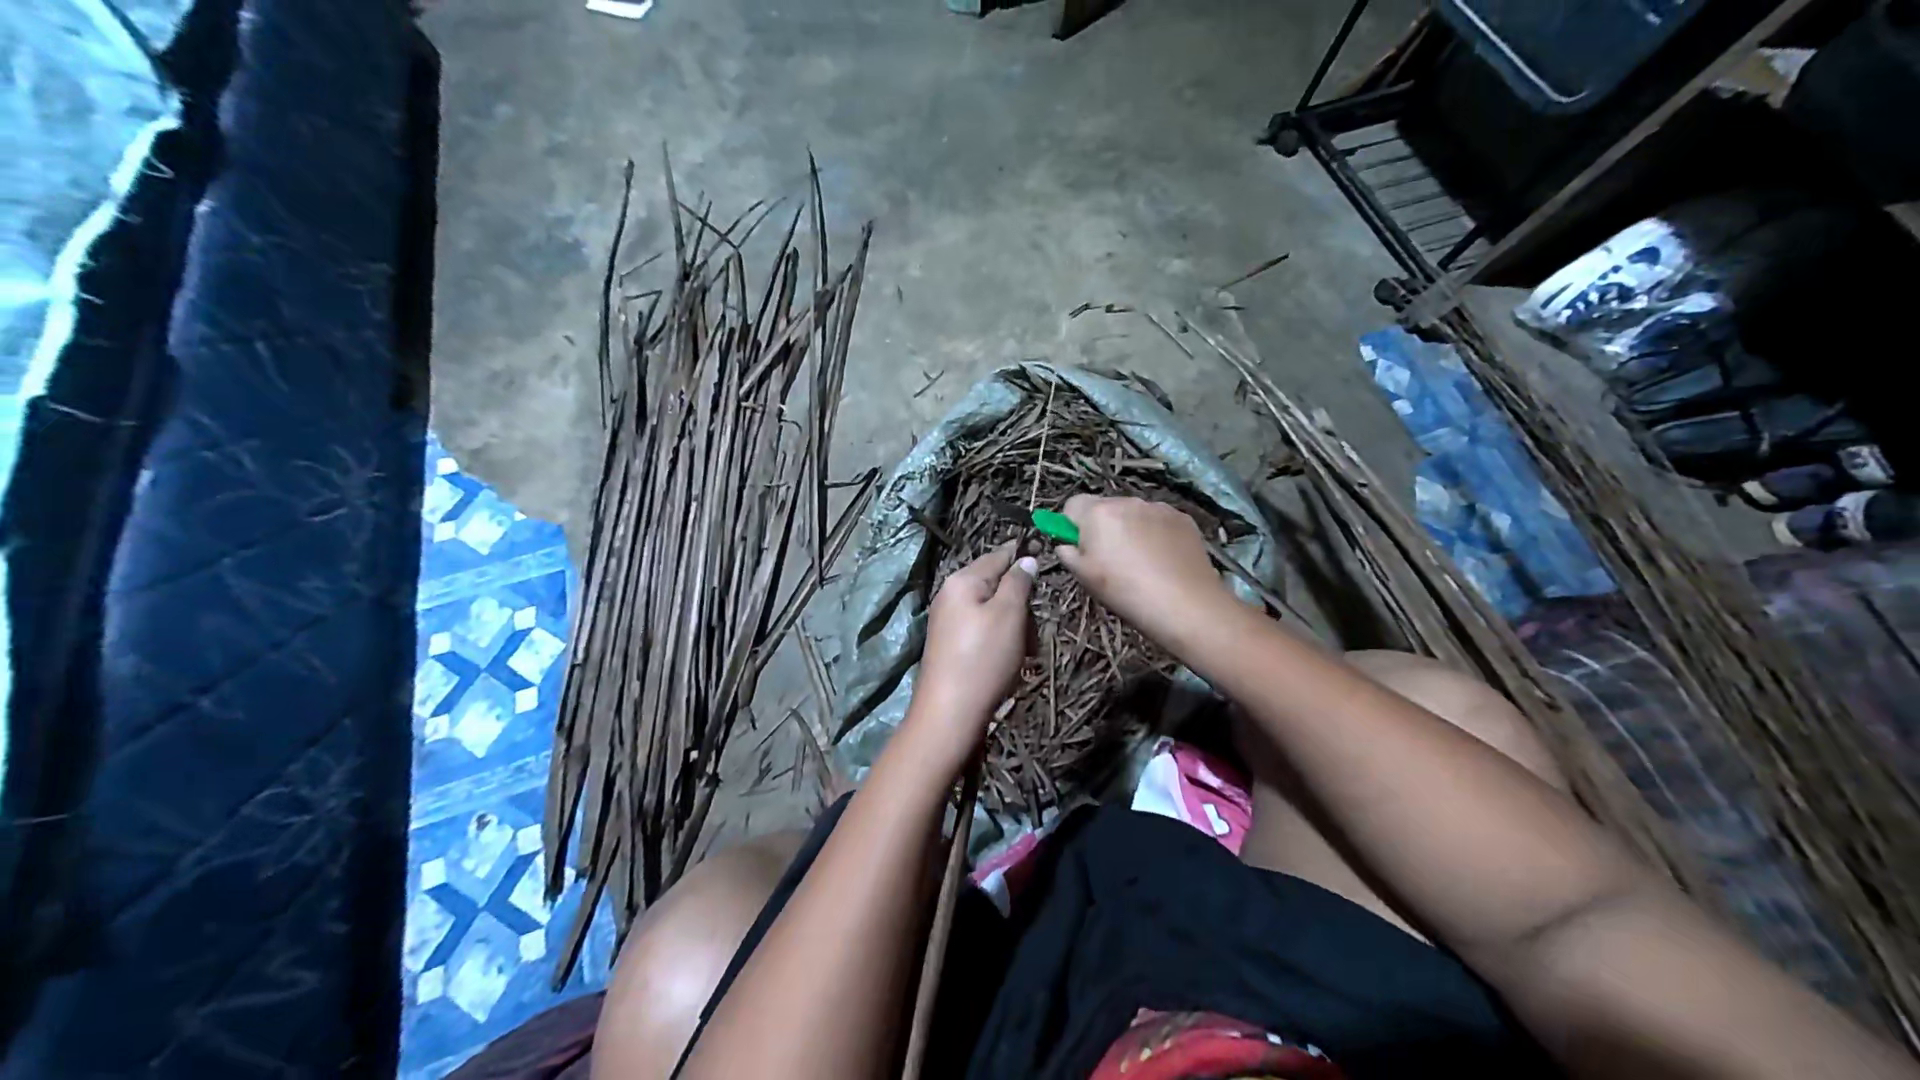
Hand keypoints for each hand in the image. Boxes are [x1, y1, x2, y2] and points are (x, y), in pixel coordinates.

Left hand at [903, 542, 1035, 777]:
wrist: (950, 712)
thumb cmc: (984, 658)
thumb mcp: (1009, 615)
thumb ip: (1018, 582)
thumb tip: (1025, 558)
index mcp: (962, 580)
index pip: (999, 555)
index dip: (1023, 556)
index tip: (1046, 558)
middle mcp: (951, 595)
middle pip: (996, 585)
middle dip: (1021, 603)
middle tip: (1034, 629)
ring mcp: (949, 620)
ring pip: (993, 610)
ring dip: (1015, 626)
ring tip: (1025, 652)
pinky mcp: (951, 644)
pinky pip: (984, 630)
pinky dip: (1002, 641)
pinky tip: (1010, 661)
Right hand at [1055, 495, 1239, 653]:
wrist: (1184, 603)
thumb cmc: (1124, 590)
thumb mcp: (1083, 576)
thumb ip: (1067, 553)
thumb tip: (1067, 543)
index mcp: (1098, 513)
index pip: (1072, 504)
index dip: (1072, 524)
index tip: (1080, 547)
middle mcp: (1127, 501)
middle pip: (1105, 507)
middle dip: (1103, 526)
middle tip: (1111, 560)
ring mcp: (1158, 507)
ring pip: (1133, 513)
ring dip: (1130, 528)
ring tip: (1141, 562)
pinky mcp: (1182, 518)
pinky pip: (1158, 521)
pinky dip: (1156, 534)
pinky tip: (1163, 560)